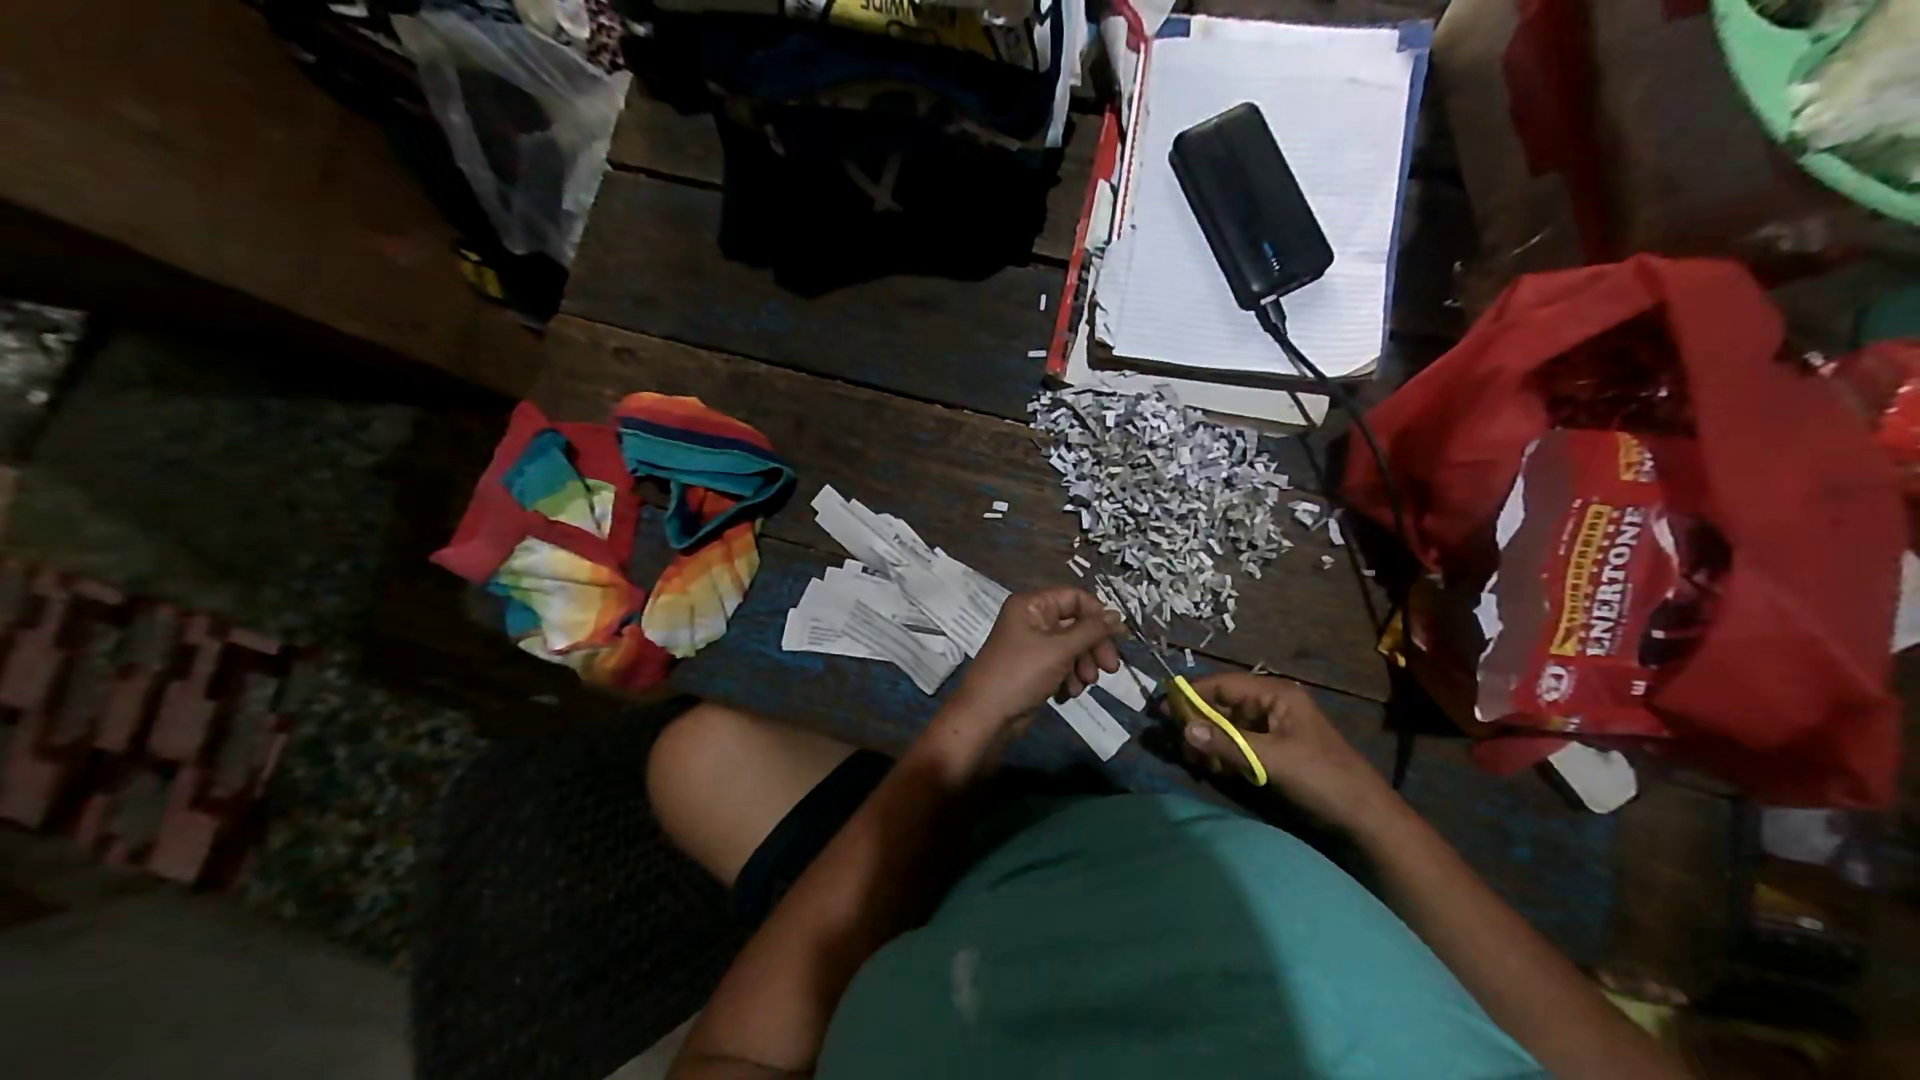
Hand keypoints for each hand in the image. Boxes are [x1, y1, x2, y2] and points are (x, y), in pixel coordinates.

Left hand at [951, 587, 1122, 724]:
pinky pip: (1061, 664)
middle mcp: (1031, 619)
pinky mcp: (1034, 668)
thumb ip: (1091, 630)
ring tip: (1085, 684)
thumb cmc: (1022, 674)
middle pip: (1075, 624)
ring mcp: (1032, 645)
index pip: (1074, 598)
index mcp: (1031, 605)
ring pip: (1071, 647)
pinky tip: (1070, 692)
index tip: (1118, 637)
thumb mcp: (1061, 649)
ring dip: (1083, 665)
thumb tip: (1117, 615)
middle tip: (1109, 669)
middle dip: (1093, 646)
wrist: (988, 716)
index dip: (1097, 615)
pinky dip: (1070, 676)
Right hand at [1179, 673, 1396, 830]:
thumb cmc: (1321, 778)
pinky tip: (1213, 770)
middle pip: (1222, 705)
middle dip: (1198, 723)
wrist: (1365, 817)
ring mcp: (1272, 728)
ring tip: (1195, 762)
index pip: (1222, 685)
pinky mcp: (1273, 750)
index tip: (1162, 708)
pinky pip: (1238, 744)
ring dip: (1209, 742)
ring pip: (1227, 727)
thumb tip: (1184, 729)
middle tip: (1177, 744)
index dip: (1191, 695)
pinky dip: (1222, 755)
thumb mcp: (1271, 759)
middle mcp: (1271, 705)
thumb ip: (1226, 743)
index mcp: (1275, 694)